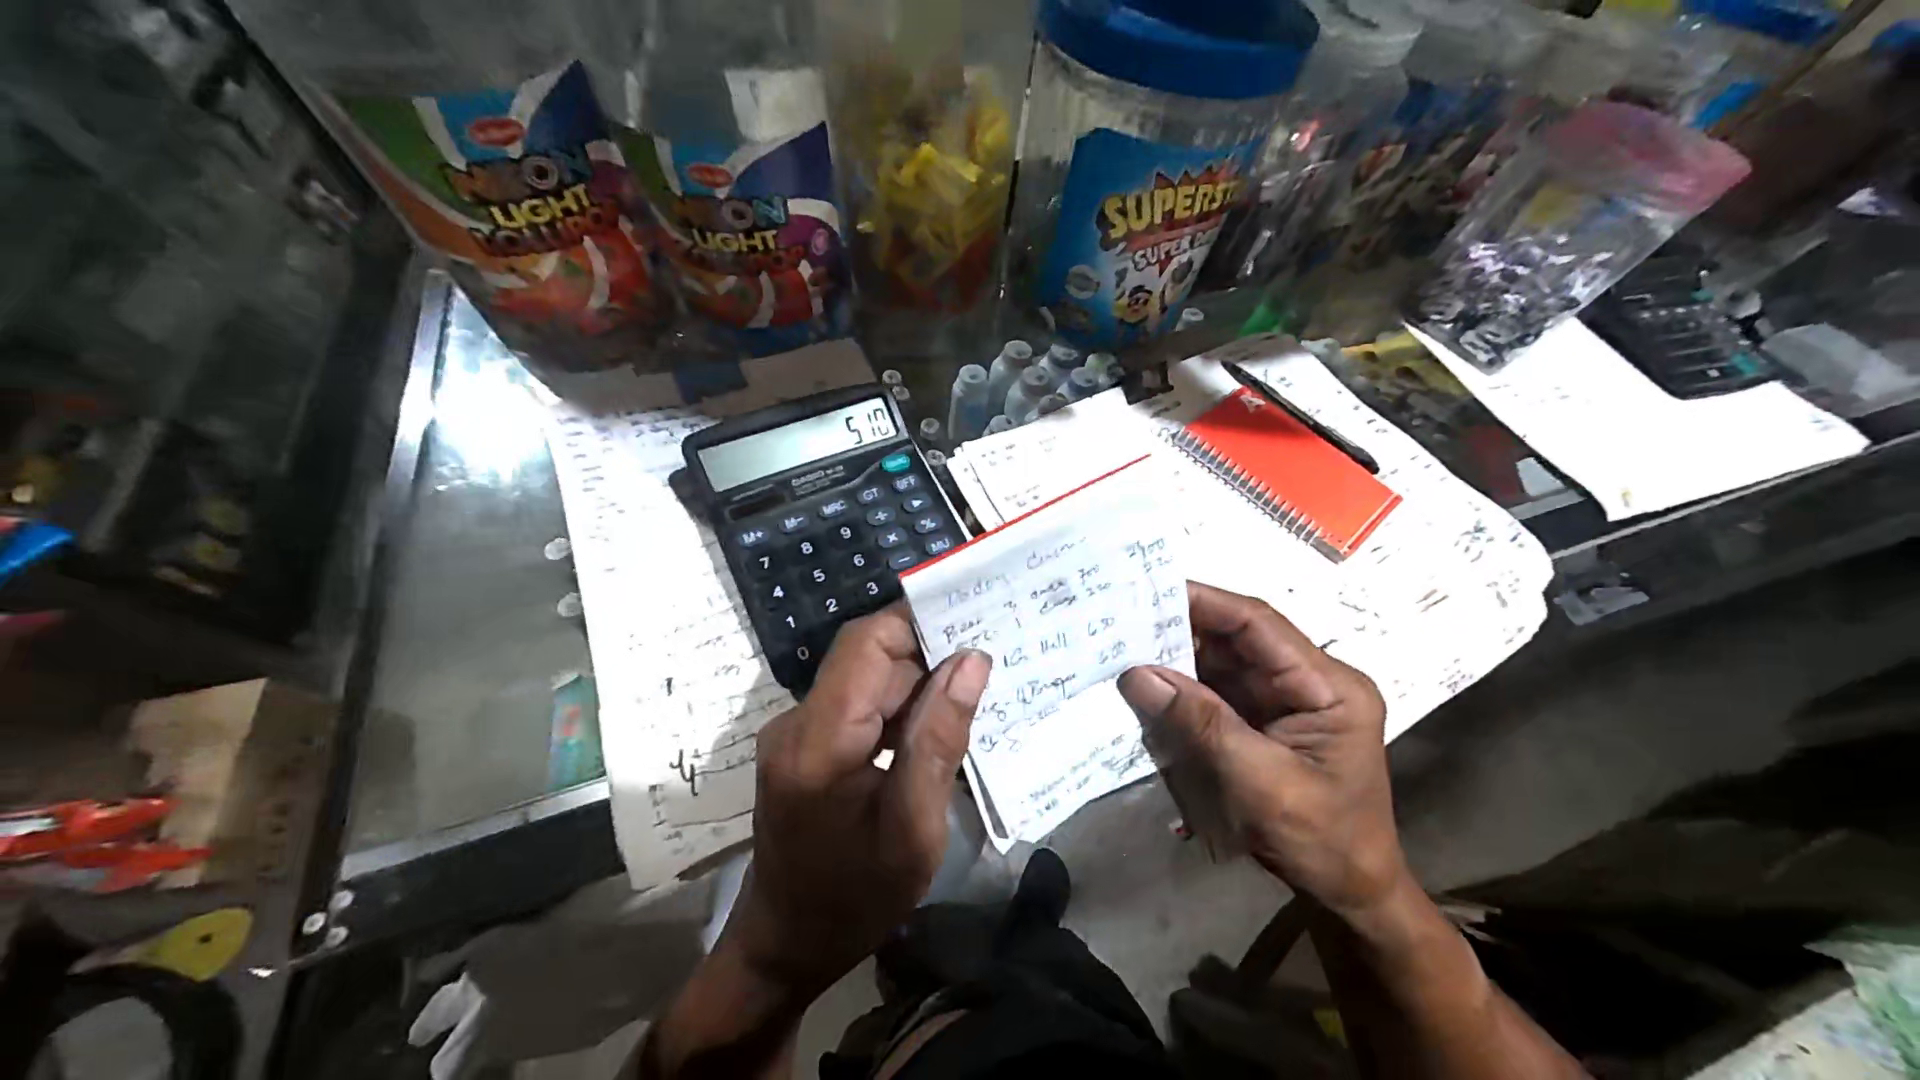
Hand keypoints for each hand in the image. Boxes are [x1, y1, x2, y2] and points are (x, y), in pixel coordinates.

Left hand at [725, 604, 990, 992]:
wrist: (785, 945)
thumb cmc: (855, 898)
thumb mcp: (914, 828)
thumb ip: (940, 738)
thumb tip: (972, 661)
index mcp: (820, 740)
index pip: (867, 642)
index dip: (919, 624)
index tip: (974, 628)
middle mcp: (797, 721)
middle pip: (867, 657)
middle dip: (927, 657)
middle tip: (985, 674)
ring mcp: (795, 732)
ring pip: (865, 678)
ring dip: (916, 685)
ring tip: (967, 705)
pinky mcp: (804, 745)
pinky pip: (856, 705)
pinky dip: (897, 709)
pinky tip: (930, 732)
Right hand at [1117, 582, 1407, 919]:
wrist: (1350, 896)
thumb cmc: (1321, 839)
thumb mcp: (1260, 781)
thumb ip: (1200, 723)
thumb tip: (1137, 675)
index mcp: (1328, 685)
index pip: (1259, 625)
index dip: (1204, 602)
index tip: (1149, 590)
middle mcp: (1306, 681)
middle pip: (1235, 640)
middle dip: (1180, 630)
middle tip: (1122, 621)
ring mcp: (1282, 700)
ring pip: (1219, 663)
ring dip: (1174, 659)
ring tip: (1122, 648)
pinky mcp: (1262, 721)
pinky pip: (1214, 692)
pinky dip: (1180, 690)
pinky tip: (1145, 685)